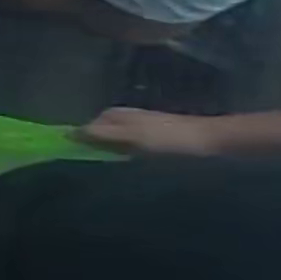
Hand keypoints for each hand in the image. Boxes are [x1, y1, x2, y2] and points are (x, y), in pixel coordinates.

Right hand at [79, 107, 218, 155]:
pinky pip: (130, 143)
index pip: (84, 129)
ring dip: (114, 151)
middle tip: (105, 164)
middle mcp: (122, 116)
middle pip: (99, 133)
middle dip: (97, 147)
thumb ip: (98, 135)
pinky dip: (129, 152)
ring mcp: (139, 124)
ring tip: (122, 164)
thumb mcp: (129, 137)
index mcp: (112, 114)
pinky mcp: (153, 134)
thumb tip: (66, 135)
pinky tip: (138, 161)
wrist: (214, 140)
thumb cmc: (167, 140)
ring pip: (115, 138)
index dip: (82, 142)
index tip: (84, 158)